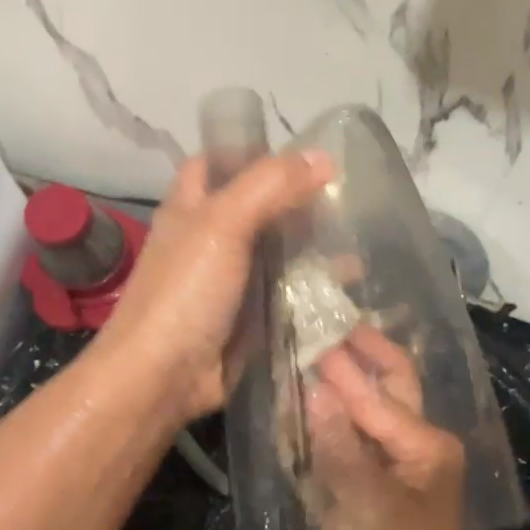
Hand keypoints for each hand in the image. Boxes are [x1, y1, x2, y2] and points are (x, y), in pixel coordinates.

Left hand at [94, 150, 331, 422]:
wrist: (164, 378)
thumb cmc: (184, 293)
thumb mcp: (222, 225)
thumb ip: (270, 186)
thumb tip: (324, 157)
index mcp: (192, 209)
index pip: (219, 163)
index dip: (253, 152)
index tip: (304, 152)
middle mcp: (214, 241)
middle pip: (262, 209)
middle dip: (302, 202)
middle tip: (353, 195)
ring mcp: (236, 284)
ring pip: (283, 255)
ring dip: (318, 248)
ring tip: (365, 237)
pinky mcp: (256, 321)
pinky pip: (292, 298)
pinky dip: (320, 291)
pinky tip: (356, 286)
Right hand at [306, 326, 470, 529]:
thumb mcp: (368, 506)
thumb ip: (340, 445)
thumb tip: (314, 385)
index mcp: (427, 445)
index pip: (378, 395)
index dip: (341, 367)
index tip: (309, 330)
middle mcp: (412, 447)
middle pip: (383, 389)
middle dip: (355, 357)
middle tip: (319, 322)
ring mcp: (389, 469)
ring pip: (360, 416)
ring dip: (334, 389)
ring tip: (300, 353)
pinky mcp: (366, 491)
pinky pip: (343, 447)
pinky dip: (321, 427)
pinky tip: (295, 408)